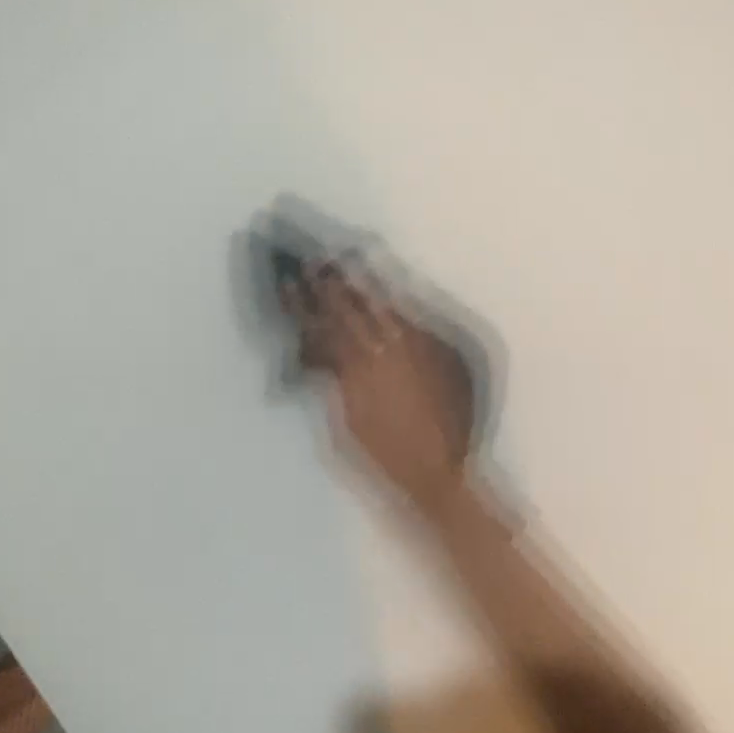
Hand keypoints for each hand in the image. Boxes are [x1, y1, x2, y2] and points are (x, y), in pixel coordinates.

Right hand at [293, 263, 471, 513]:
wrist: (436, 475)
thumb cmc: (382, 461)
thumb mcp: (344, 424)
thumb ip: (333, 384)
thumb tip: (321, 357)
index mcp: (355, 373)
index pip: (323, 326)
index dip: (305, 302)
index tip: (290, 279)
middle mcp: (386, 354)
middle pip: (353, 309)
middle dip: (332, 283)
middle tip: (316, 258)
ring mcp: (417, 351)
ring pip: (386, 307)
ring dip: (366, 282)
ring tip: (353, 257)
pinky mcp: (443, 355)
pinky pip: (418, 319)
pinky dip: (402, 302)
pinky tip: (393, 288)